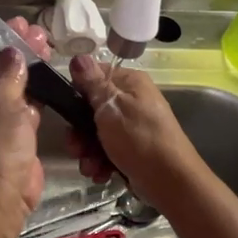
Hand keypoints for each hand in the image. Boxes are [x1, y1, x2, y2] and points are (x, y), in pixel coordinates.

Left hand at [0, 45, 43, 221]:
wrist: (0, 198)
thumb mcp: (3, 104)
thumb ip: (10, 76)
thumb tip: (12, 53)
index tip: (19, 26)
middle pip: (0, 72)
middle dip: (18, 53)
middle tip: (40, 34)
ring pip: (16, 89)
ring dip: (31, 72)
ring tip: (49, 49)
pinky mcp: (18, 137)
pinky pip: (28, 109)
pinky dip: (39, 94)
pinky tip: (54, 81)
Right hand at [67, 55, 203, 209]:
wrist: (170, 181)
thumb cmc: (139, 138)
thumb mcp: (111, 107)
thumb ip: (92, 83)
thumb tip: (78, 56)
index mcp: (129, 83)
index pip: (94, 76)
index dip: (77, 92)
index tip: (67, 110)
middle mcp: (131, 101)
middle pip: (91, 110)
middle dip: (79, 132)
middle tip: (76, 149)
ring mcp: (131, 127)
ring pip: (96, 134)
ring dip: (88, 153)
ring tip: (90, 167)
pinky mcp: (131, 149)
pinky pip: (106, 151)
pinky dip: (100, 163)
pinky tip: (101, 174)